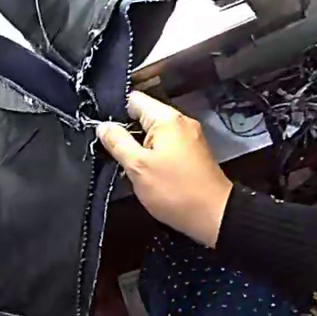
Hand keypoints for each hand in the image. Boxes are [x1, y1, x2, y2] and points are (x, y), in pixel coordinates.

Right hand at [97, 92, 232, 247]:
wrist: (214, 217)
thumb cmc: (174, 190)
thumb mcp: (138, 166)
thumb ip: (117, 142)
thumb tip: (103, 126)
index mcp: (167, 119)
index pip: (134, 99)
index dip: (114, 111)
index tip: (102, 129)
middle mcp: (181, 122)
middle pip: (144, 115)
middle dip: (125, 131)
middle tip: (109, 149)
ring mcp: (189, 137)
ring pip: (154, 132)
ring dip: (138, 145)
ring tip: (124, 162)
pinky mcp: (193, 153)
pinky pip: (166, 145)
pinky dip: (153, 154)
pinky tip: (144, 171)